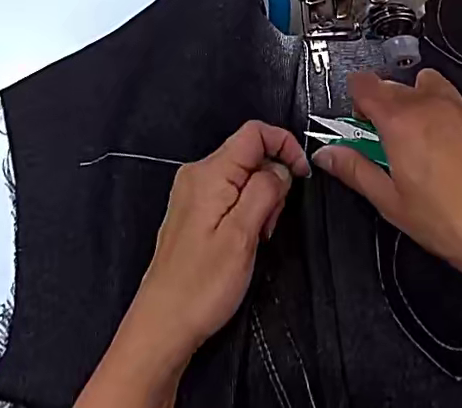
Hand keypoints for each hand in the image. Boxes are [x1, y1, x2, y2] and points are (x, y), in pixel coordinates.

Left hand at [126, 121, 308, 353]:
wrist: (161, 329)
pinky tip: (246, 237)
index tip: (301, 173)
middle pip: (251, 153)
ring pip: (243, 174)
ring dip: (261, 196)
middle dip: (273, 178)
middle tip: (272, 220)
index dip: (284, 144)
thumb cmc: (201, 286)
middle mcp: (197, 175)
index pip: (255, 132)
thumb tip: (281, 168)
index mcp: (209, 173)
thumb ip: (266, 190)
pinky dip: (247, 207)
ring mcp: (193, 193)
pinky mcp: (193, 211)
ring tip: (258, 235)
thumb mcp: (243, 234)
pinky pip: (230, 192)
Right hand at [313, 70, 461, 300]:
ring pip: (430, 87)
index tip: (354, 115)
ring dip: (418, 103)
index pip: (365, 85)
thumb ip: (356, 171)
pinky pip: (460, 105)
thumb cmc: (459, 225)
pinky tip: (454, 155)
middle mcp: (432, 104)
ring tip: (419, 143)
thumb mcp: (392, 204)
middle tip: (383, 141)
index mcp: (401, 121)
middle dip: (384, 105)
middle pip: (396, 85)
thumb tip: (330, 156)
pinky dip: (449, 118)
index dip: (354, 97)